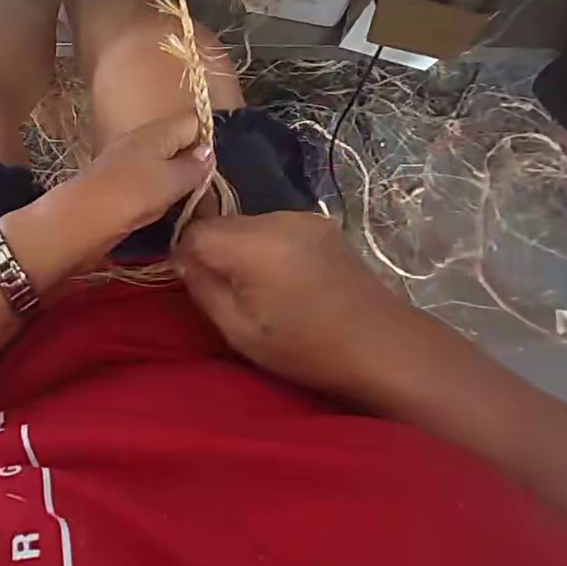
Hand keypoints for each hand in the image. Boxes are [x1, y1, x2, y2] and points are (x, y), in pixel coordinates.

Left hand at [60, 110, 214, 240]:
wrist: (80, 221)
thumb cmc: (130, 195)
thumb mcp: (171, 180)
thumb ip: (193, 166)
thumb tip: (209, 151)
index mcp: (157, 131)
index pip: (193, 119)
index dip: (211, 134)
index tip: (227, 160)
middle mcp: (141, 140)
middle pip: (178, 141)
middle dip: (197, 158)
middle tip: (218, 183)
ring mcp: (127, 161)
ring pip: (164, 162)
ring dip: (180, 177)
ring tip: (200, 197)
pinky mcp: (119, 184)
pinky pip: (150, 180)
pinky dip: (163, 190)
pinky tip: (171, 206)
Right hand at [177, 212, 472, 399]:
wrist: (384, 346)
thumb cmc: (308, 348)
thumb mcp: (239, 330)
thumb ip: (202, 287)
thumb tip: (182, 259)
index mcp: (254, 245)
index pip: (194, 231)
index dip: (186, 256)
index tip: (198, 284)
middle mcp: (276, 218)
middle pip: (220, 223)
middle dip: (214, 251)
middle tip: (231, 291)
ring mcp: (301, 217)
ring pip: (245, 224)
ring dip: (241, 248)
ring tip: (262, 286)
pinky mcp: (319, 222)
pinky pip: (272, 226)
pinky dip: (266, 245)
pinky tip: (285, 275)